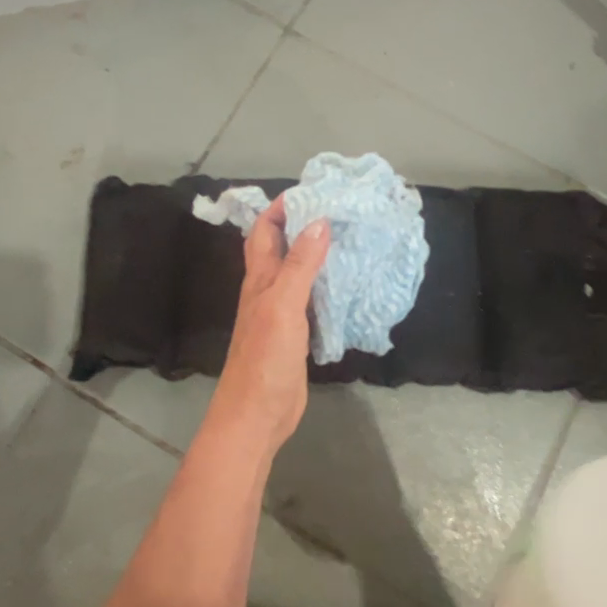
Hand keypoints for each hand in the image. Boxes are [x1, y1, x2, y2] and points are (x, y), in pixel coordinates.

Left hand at [215, 198, 330, 452]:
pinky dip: (326, 286)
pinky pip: (311, 300)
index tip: (314, 191)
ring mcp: (281, 314)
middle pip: (280, 249)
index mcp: (259, 279)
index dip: (281, 208)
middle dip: (302, 226)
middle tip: (339, 211)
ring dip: (316, 255)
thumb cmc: (265, 358)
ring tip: (349, 239)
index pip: (264, 231)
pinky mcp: (295, 335)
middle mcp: (267, 291)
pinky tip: (348, 284)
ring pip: (297, 273)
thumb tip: (318, 221)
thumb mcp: (283, 306)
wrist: (257, 415)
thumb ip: (300, 265)